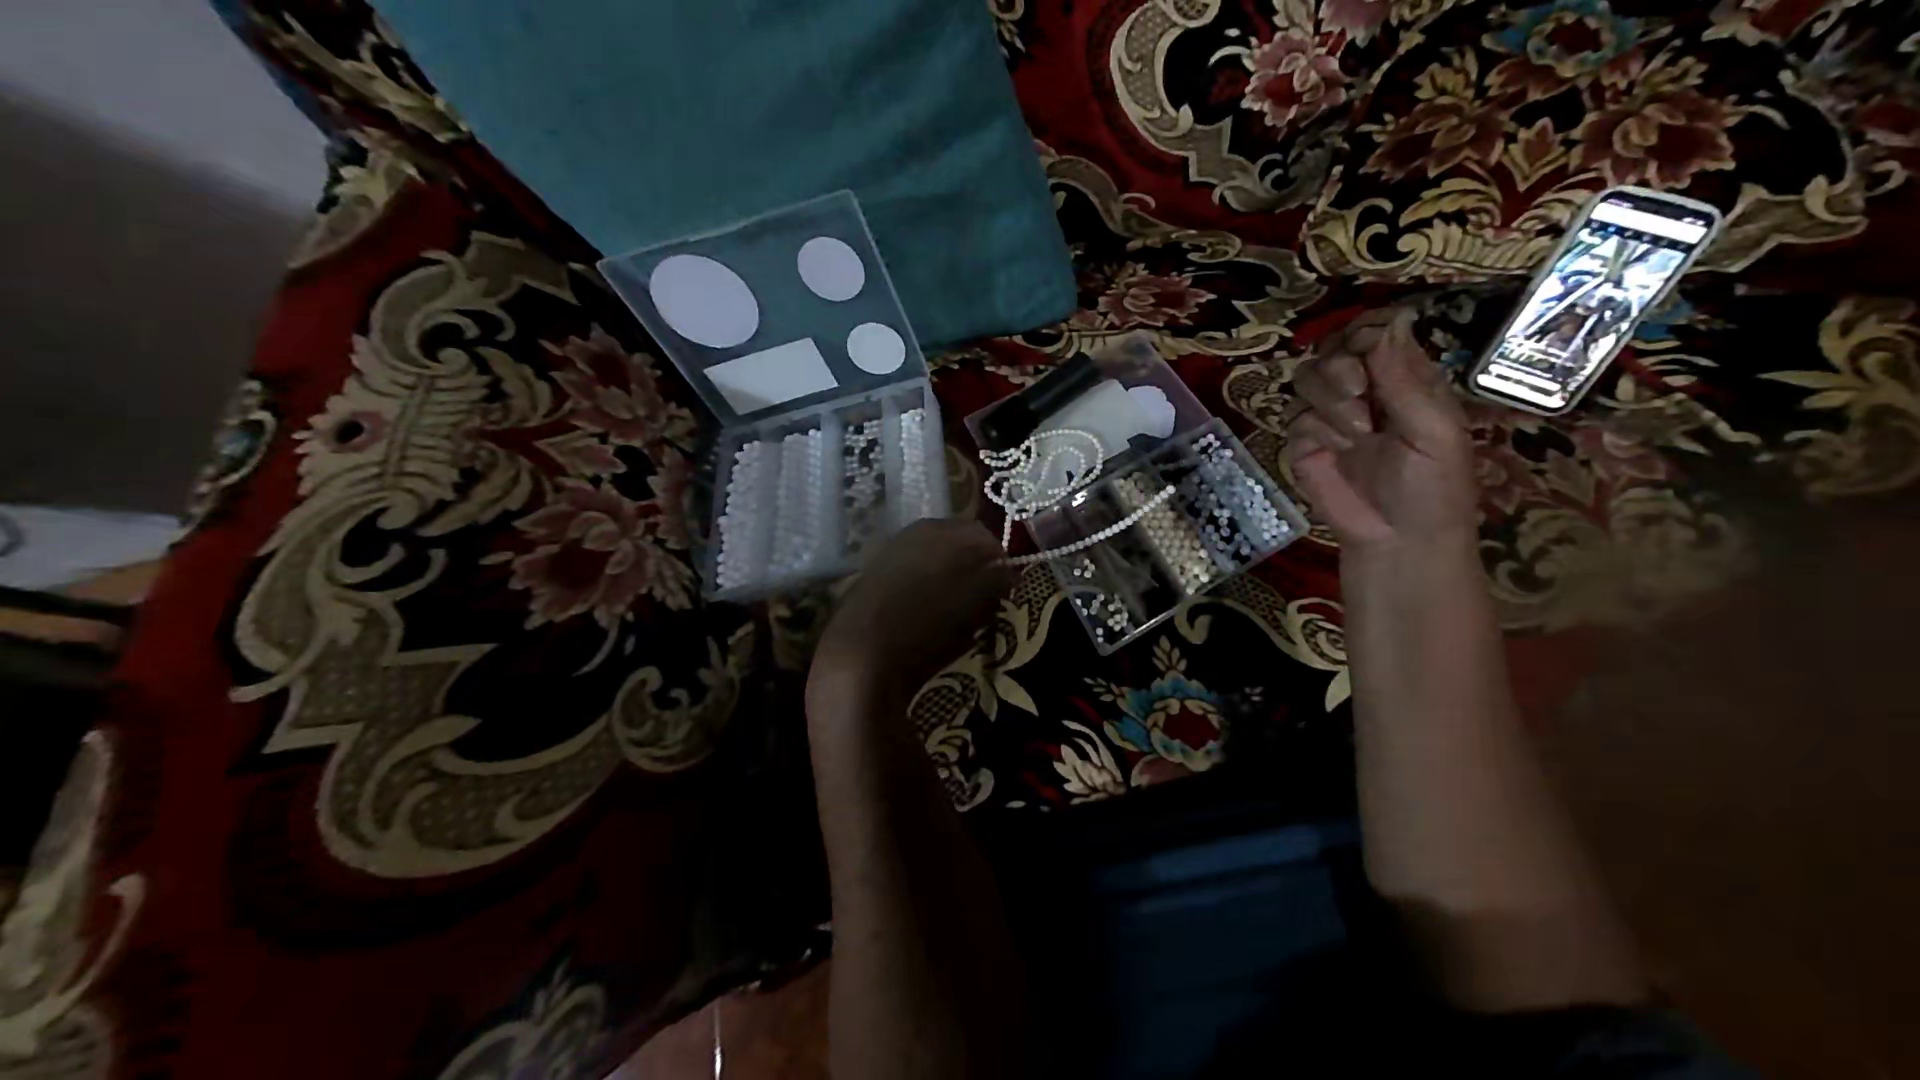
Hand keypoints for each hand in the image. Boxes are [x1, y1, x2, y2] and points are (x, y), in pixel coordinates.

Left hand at [808, 519, 1015, 710]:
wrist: (863, 648)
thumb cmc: (926, 622)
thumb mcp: (972, 603)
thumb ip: (996, 582)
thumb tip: (1011, 573)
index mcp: (944, 530)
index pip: (984, 535)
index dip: (1000, 559)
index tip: (1009, 585)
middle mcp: (918, 530)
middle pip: (959, 541)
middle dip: (977, 564)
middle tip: (988, 594)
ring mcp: (894, 548)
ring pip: (936, 553)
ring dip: (953, 571)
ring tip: (961, 603)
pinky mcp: (876, 569)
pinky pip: (915, 567)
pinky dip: (929, 580)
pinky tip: (930, 606)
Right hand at [1285, 308, 1476, 553]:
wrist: (1399, 542)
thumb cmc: (1434, 488)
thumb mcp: (1435, 430)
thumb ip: (1406, 379)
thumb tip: (1391, 319)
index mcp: (1402, 380)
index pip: (1372, 335)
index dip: (1362, 336)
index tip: (1366, 355)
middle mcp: (1362, 392)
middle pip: (1330, 351)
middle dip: (1339, 368)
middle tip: (1358, 395)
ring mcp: (1329, 419)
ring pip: (1305, 380)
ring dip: (1328, 401)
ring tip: (1356, 433)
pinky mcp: (1304, 446)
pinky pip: (1294, 420)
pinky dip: (1314, 431)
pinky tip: (1336, 452)